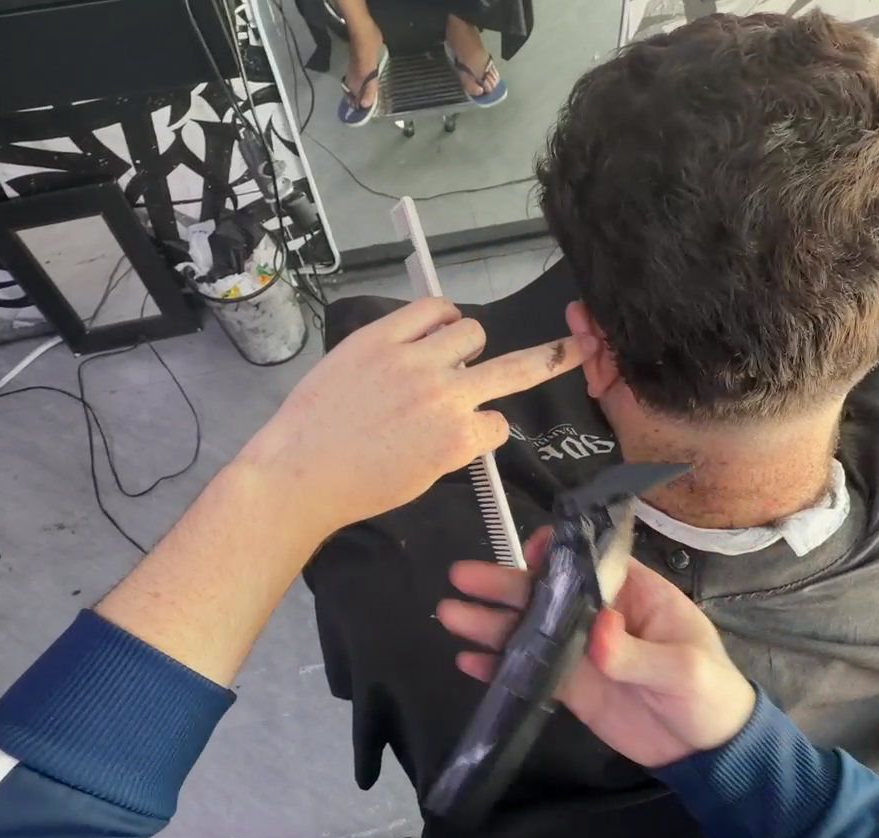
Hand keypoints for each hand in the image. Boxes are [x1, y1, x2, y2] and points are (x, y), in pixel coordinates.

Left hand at [233, 298, 586, 540]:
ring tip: (449, 354)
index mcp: (460, 440)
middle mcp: (448, 396)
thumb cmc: (361, 488)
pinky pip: (430, 308)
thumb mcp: (423, 479)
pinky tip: (434, 326)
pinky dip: (440, 315)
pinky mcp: (381, 337)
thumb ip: (454, 448)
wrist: (302, 471)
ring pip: (472, 331)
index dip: (485, 428)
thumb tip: (468, 425)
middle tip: (576, 347)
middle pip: (515, 369)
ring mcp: (415, 361)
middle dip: (552, 359)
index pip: (498, 423)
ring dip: (468, 344)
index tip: (470, 431)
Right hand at [438, 530, 756, 767]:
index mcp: (633, 594)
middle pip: (545, 593)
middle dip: (504, 583)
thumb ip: (639, 652)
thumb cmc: (709, 693)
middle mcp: (600, 615)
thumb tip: (599, 631)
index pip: (588, 562)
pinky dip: (499, 666)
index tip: (527, 553)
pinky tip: (468, 661)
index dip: (555, 554)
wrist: (707, 751)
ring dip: (491, 621)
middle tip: (462, 577)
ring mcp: (581, 651)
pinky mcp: (569, 686)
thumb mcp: (684, 669)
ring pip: (529, 629)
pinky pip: (529, 671)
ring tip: (450, 613)